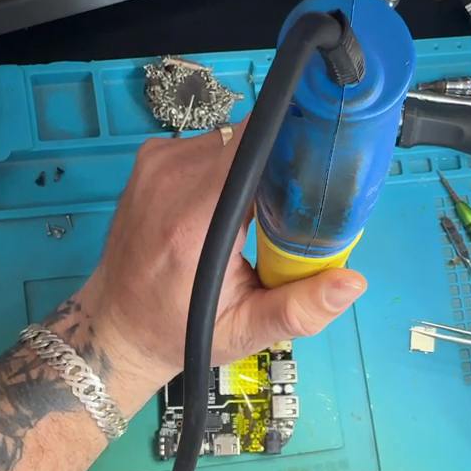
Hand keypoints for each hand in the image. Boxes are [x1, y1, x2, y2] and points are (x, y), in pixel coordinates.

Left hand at [67, 126, 367, 409]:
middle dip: (278, 170)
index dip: (294, 152)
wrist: (119, 324)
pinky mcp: (153, 157)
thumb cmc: (180, 330)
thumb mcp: (244, 332)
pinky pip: (209, 144)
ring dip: (252, 170)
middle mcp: (171, 178)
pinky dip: (226, 170)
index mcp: (193, 223)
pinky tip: (225, 210)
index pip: (256, 147)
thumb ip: (299, 310)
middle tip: (286, 217)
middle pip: (250, 140)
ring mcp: (157, 162)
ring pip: (231, 138)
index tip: (316, 177)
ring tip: (253, 219)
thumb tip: (352, 283)